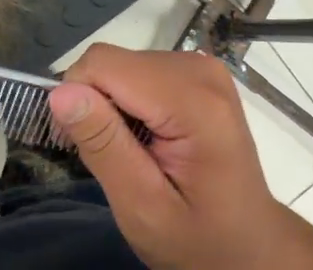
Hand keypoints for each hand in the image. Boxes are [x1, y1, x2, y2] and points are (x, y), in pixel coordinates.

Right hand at [49, 45, 312, 269]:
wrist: (252, 248)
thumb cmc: (200, 239)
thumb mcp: (144, 208)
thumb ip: (103, 145)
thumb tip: (61, 92)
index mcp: (194, 101)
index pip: (103, 64)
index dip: (79, 100)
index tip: (82, 146)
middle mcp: (199, 68)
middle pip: (112, 63)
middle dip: (98, 105)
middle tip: (114, 159)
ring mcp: (201, 66)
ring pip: (120, 64)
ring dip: (113, 105)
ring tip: (133, 151)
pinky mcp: (197, 71)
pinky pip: (137, 70)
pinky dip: (129, 101)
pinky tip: (147, 137)